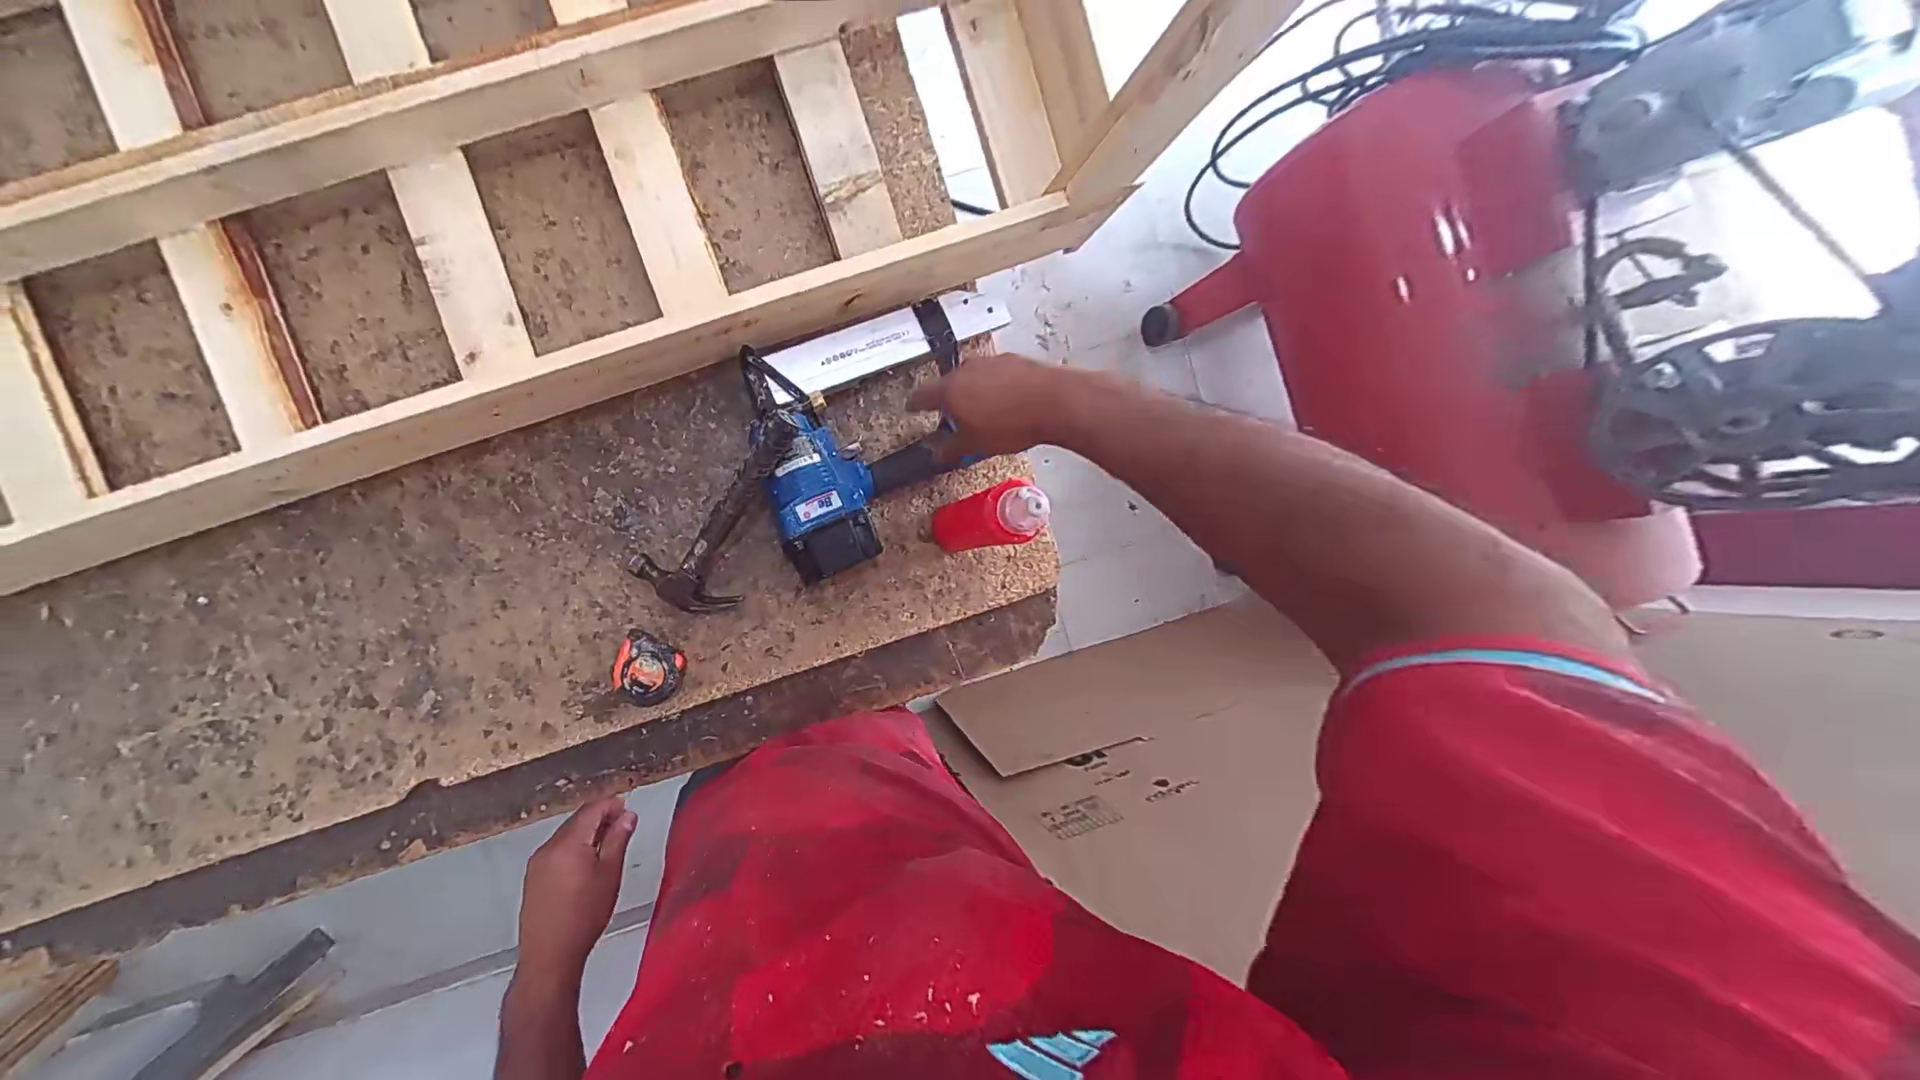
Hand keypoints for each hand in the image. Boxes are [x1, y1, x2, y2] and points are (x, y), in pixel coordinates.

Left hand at [515, 796, 636, 986]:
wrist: (550, 956)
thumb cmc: (584, 914)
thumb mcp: (610, 872)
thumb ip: (619, 838)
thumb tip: (627, 816)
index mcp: (567, 844)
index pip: (591, 810)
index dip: (612, 805)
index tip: (628, 809)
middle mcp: (547, 849)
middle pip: (577, 820)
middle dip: (600, 818)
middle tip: (623, 825)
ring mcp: (536, 865)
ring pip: (566, 836)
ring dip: (587, 833)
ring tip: (609, 844)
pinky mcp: (533, 879)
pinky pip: (556, 851)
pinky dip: (574, 848)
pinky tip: (587, 862)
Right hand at [906, 352, 1076, 461]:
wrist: (1055, 402)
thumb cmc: (1012, 423)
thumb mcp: (975, 445)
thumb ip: (951, 448)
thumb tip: (938, 452)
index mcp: (949, 389)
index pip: (921, 395)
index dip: (915, 405)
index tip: (912, 408)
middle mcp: (966, 370)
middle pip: (948, 385)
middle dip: (949, 402)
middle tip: (954, 421)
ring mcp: (991, 362)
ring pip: (973, 379)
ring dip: (974, 394)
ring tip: (985, 416)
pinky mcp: (1014, 361)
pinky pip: (996, 376)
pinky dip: (995, 389)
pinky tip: (1007, 404)